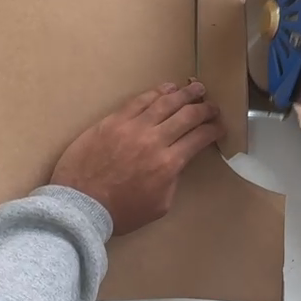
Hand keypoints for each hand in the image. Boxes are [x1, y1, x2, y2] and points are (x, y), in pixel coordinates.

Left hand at [52, 80, 224, 234]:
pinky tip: (167, 89)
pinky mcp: (113, 120)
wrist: (80, 205)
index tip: (219, 127)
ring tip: (196, 88)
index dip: (214, 129)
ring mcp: (133, 127)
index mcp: (169, 164)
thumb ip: (173, 182)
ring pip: (165, 102)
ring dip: (185, 94)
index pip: (199, 138)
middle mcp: (155, 140)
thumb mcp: (159, 206)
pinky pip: (139, 100)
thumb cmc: (120, 212)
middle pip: (187, 115)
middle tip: (212, 106)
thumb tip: (176, 163)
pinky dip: (156, 92)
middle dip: (205, 108)